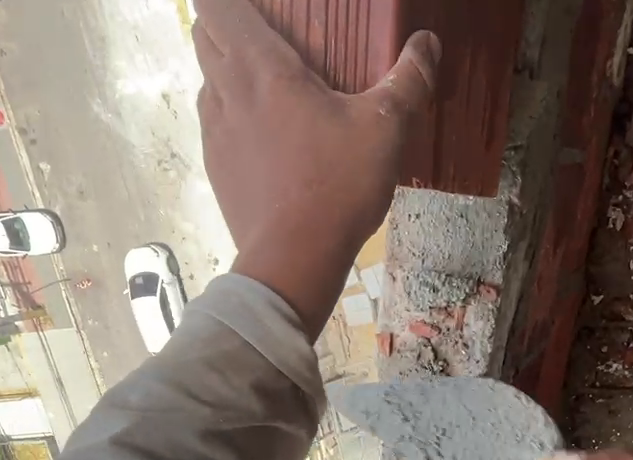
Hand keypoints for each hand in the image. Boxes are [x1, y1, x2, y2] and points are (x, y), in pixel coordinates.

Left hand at [193, 0, 439, 337]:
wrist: (294, 261)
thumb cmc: (337, 187)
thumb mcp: (384, 132)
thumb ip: (408, 83)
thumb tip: (428, 43)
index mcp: (261, 67)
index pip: (216, 3)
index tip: (260, 9)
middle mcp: (226, 91)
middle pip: (204, 35)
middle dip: (226, 28)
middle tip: (268, 41)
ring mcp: (215, 133)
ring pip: (207, 82)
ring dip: (228, 76)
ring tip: (268, 94)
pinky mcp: (216, 171)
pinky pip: (215, 128)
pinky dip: (233, 122)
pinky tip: (266, 144)